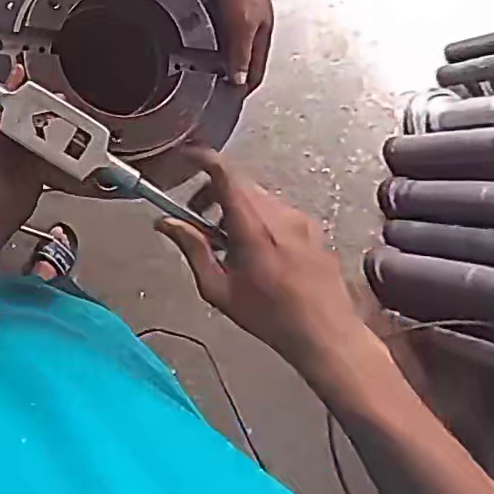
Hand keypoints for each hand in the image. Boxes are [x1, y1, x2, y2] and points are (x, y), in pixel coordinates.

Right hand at [154, 149, 368, 384]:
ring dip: (234, 207)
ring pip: (256, 196)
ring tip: (227, 242)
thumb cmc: (273, 316)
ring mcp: (299, 219)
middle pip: (237, 182)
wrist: (327, 335)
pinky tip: (254, 251)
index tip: (186, 159)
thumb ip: (191, 248)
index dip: (200, 158)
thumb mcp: (218, 287)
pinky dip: (257, 218)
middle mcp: (278, 214)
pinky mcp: (312, 228)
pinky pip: (276, 210)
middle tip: (197, 217)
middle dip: (211, 193)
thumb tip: (166, 224)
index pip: (223, 171)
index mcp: (252, 224)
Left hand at [214, 0, 274, 88]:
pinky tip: (207, 43)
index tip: (231, 102)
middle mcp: (253, 35)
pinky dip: (218, 44)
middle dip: (234, 78)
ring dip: (225, 62)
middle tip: (220, 90)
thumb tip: (238, 80)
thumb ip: (240, 54)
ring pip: (235, 50)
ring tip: (212, 72)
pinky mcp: (233, 12)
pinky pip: (225, 35)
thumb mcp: (241, 27)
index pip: (254, 75)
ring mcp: (244, 23)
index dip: (243, 90)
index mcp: (259, 42)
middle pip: (245, 64)